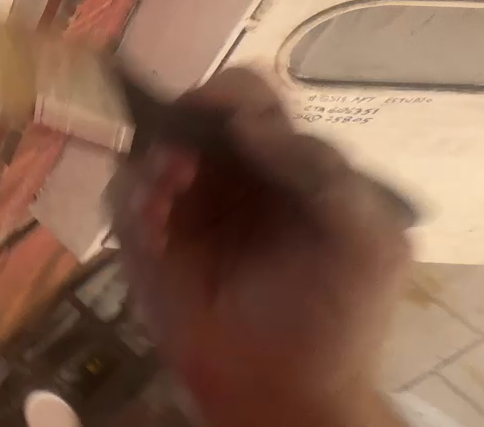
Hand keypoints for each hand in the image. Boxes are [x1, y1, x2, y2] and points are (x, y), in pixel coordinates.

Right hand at [110, 71, 411, 426]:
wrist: (280, 388)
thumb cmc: (332, 312)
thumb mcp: (364, 243)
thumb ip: (325, 175)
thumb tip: (247, 122)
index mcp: (279, 159)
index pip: (246, 98)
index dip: (226, 96)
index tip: (215, 117)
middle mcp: (222, 165)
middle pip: (184, 111)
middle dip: (176, 127)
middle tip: (181, 168)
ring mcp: (175, 192)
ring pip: (142, 146)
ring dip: (149, 168)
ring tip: (163, 208)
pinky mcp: (136, 223)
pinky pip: (119, 192)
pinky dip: (132, 204)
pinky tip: (156, 234)